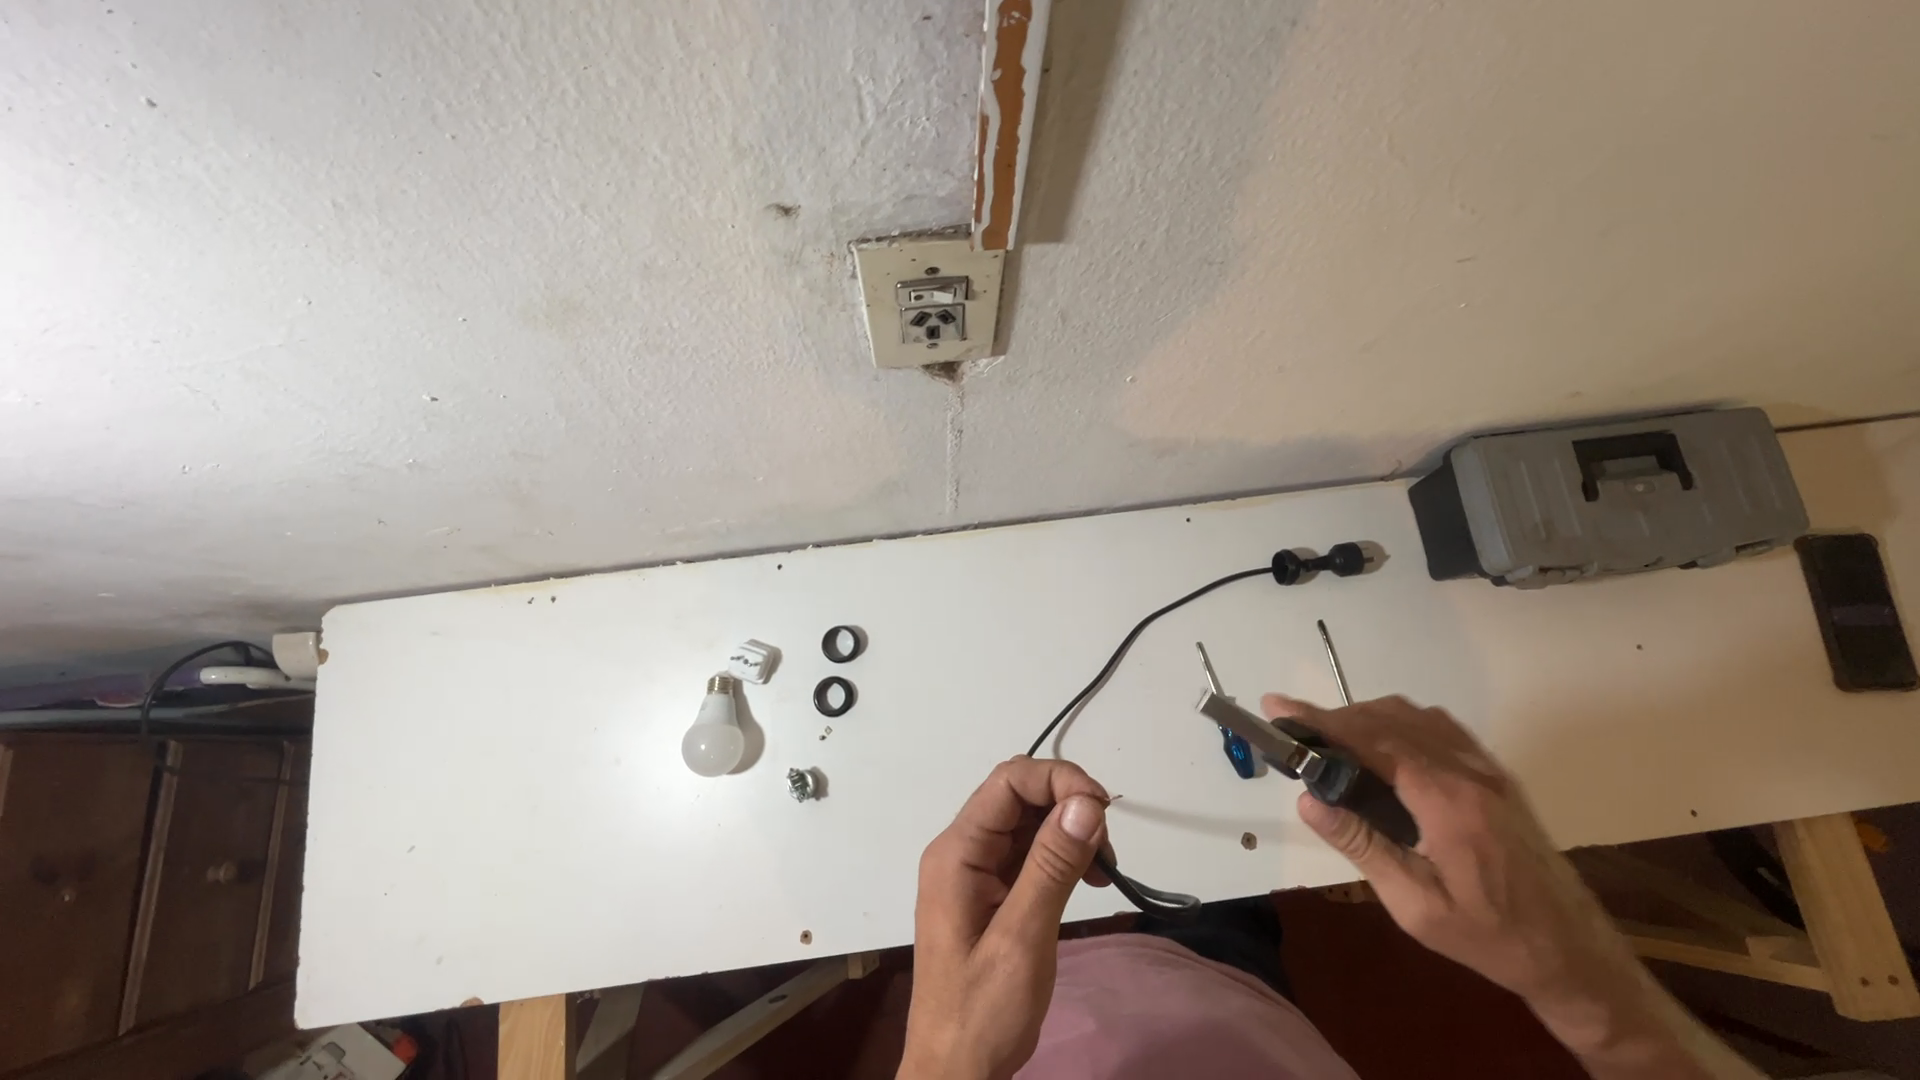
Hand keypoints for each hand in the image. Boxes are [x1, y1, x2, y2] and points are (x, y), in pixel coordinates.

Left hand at [898, 757, 1111, 1079]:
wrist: (956, 1072)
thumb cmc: (982, 1012)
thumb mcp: (1021, 939)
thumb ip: (1051, 867)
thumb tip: (1086, 803)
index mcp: (956, 852)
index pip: (1007, 782)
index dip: (1057, 780)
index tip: (1102, 809)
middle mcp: (962, 850)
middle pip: (1017, 794)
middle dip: (1067, 803)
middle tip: (1106, 843)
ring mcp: (975, 869)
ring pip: (1027, 820)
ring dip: (1069, 829)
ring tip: (1102, 866)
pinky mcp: (990, 889)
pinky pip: (1028, 850)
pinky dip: (1062, 853)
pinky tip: (1089, 876)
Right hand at [1267, 695, 1757, 1077]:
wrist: (1574, 955)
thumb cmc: (1490, 936)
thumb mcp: (1416, 904)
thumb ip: (1362, 845)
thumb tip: (1307, 800)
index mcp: (1447, 800)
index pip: (1371, 740)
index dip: (1319, 719)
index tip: (1277, 705)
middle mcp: (1469, 772)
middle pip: (1389, 720)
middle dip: (1335, 717)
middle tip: (1293, 730)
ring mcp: (1488, 770)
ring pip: (1416, 717)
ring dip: (1367, 717)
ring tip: (1330, 739)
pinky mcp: (1497, 778)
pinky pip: (1442, 729)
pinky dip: (1401, 723)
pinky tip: (1383, 744)